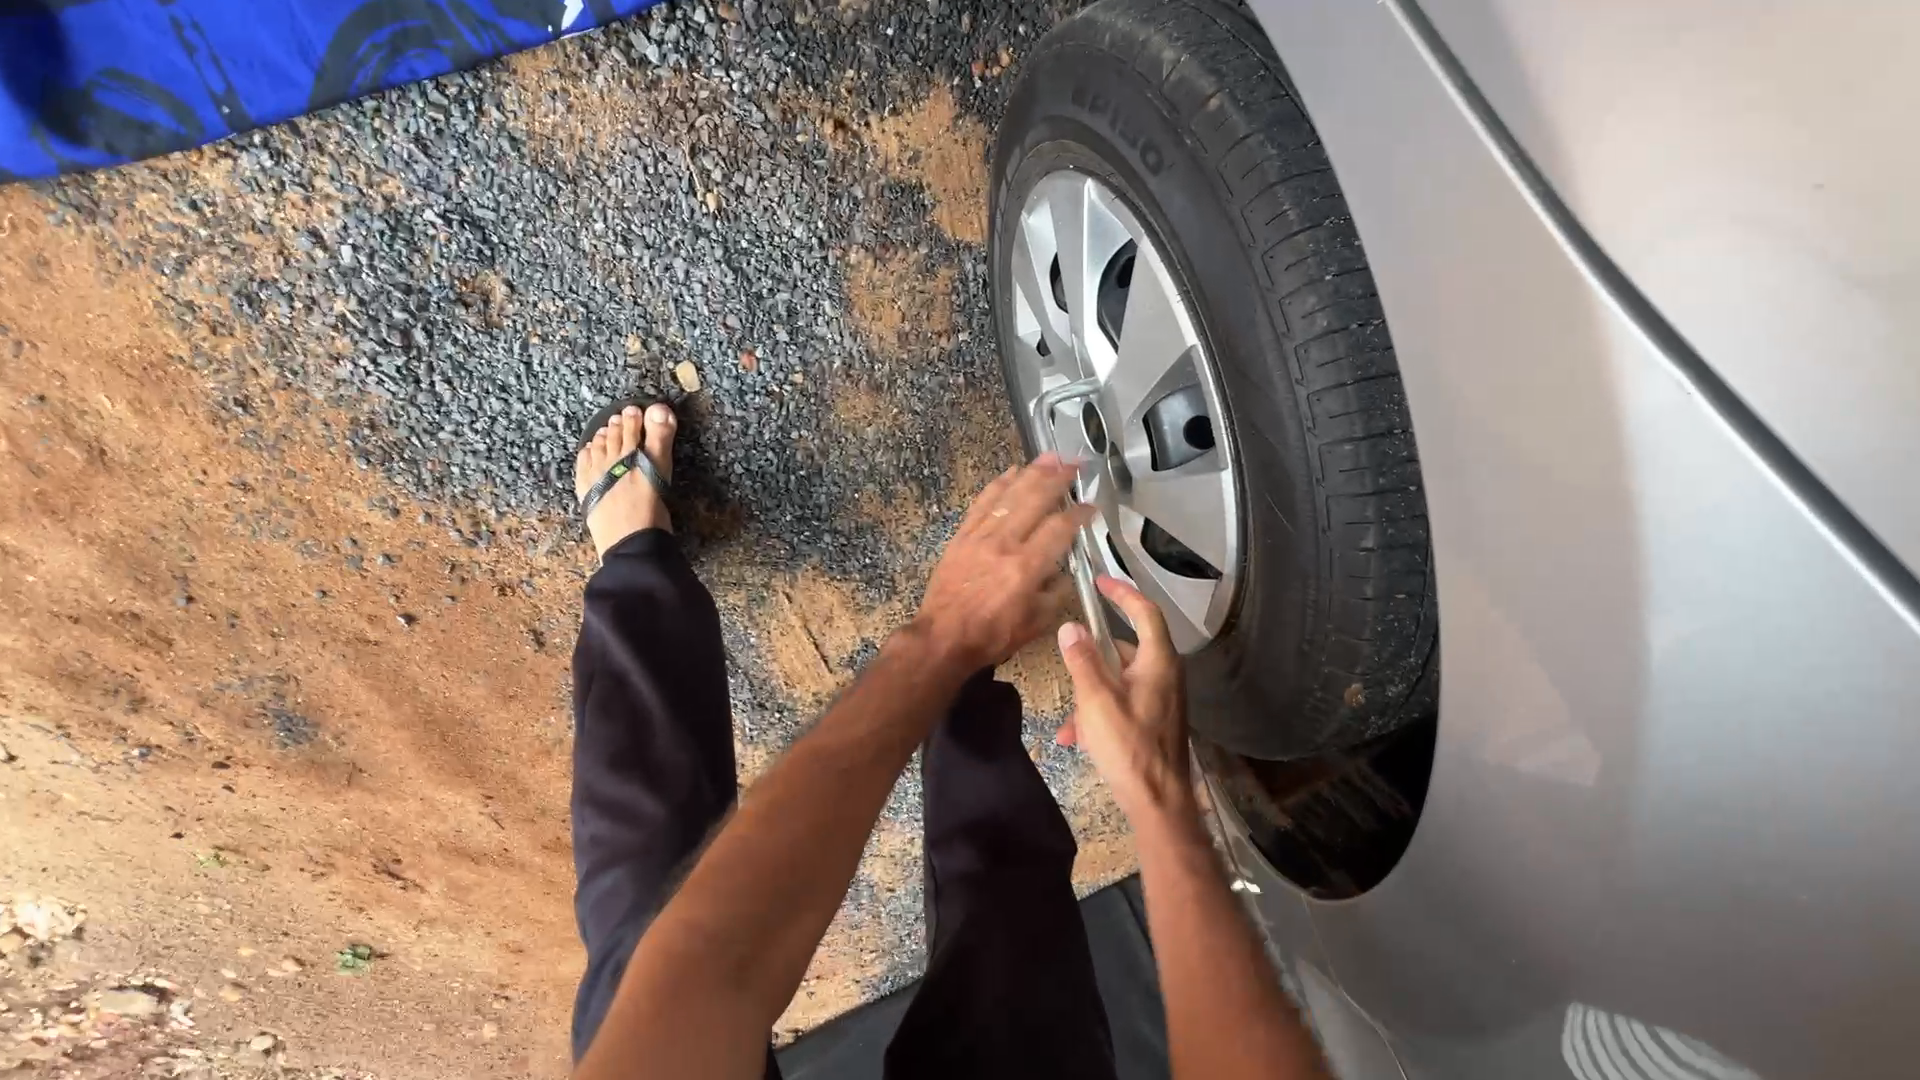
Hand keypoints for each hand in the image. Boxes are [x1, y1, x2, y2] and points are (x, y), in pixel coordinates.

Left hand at [913, 454, 1091, 669]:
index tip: (1091, 506)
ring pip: (1010, 494)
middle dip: (1059, 478)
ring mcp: (980, 536)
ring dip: (1032, 472)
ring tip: (1051, 456)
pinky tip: (1012, 471)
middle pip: (1035, 499)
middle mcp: (1004, 544)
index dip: (1079, 513)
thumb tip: (1065, 571)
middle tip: (1076, 463)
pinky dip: (999, 484)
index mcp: (1026, 567)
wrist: (943, 637)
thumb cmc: (992, 635)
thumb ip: (1056, 593)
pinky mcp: (962, 536)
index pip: (1060, 528)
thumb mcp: (1036, 623)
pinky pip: (983, 502)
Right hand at [1055, 576, 1191, 820]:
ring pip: (1119, 681)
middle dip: (1092, 661)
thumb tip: (1071, 627)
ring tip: (1071, 724)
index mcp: (1158, 662)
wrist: (1159, 803)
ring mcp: (1162, 700)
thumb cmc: (1129, 746)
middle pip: (1126, 650)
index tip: (1100, 582)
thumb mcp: (1097, 700)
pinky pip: (1123, 704)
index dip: (1123, 593)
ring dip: (1090, 696)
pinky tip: (1078, 740)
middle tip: (1069, 666)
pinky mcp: (1156, 721)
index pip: (1146, 612)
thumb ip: (1083, 661)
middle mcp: (1165, 675)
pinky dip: (1101, 714)